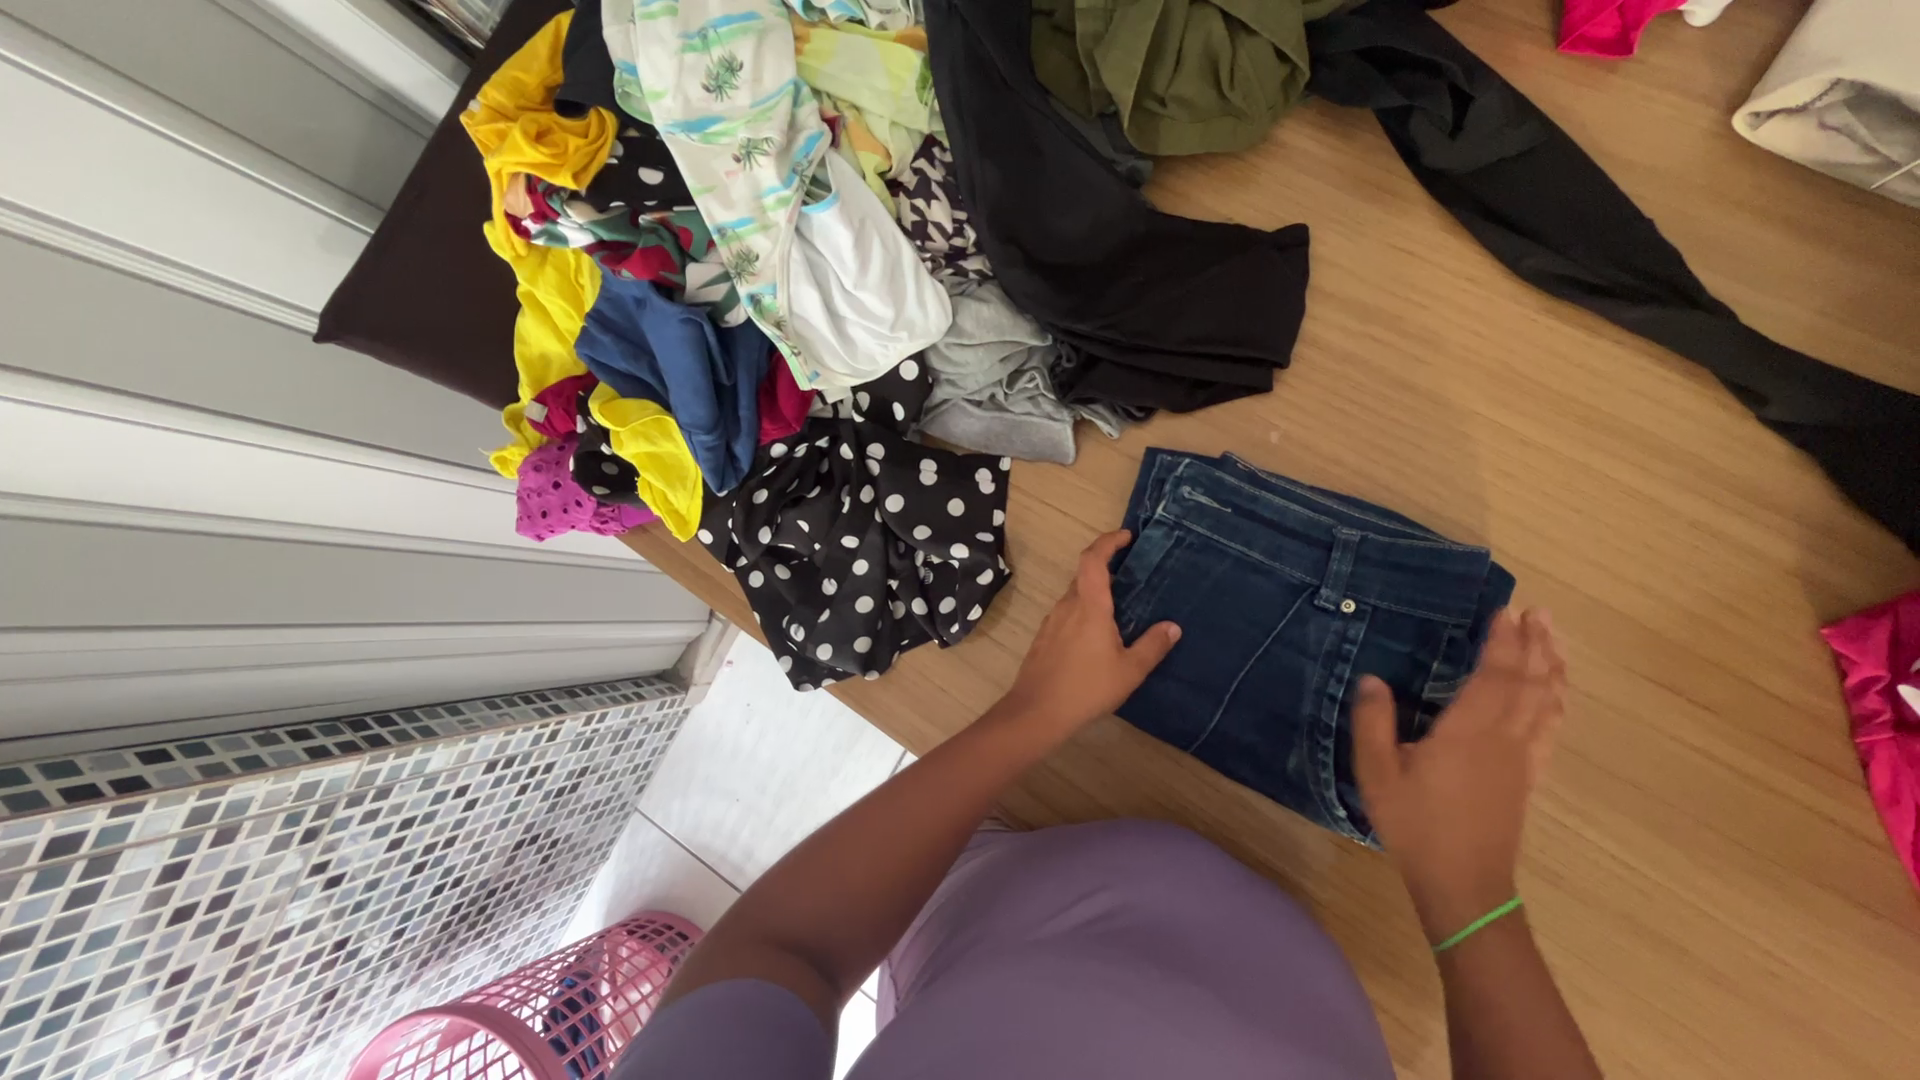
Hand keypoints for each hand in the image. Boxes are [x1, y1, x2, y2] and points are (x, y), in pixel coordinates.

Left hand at [994, 530, 1181, 735]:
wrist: (1036, 711)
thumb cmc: (1086, 687)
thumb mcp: (1130, 670)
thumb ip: (1152, 646)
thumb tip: (1173, 627)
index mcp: (1089, 605)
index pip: (1093, 559)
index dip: (1108, 541)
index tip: (1125, 537)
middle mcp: (1067, 606)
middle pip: (1084, 575)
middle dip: (1106, 569)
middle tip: (1131, 576)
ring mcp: (1051, 622)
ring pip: (1074, 597)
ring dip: (1094, 594)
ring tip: (1118, 609)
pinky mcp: (1044, 639)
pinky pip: (1066, 615)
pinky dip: (1082, 613)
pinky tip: (1095, 636)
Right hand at [1352, 607, 1565, 942]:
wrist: (1463, 882)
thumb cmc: (1416, 824)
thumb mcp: (1377, 772)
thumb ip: (1373, 723)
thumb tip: (1373, 679)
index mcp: (1469, 731)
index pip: (1496, 674)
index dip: (1504, 641)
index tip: (1506, 610)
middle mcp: (1505, 738)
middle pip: (1531, 682)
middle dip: (1536, 644)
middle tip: (1538, 611)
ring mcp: (1523, 758)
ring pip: (1549, 703)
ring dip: (1554, 667)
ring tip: (1553, 639)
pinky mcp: (1528, 777)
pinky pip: (1551, 728)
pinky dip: (1557, 701)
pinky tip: (1554, 694)